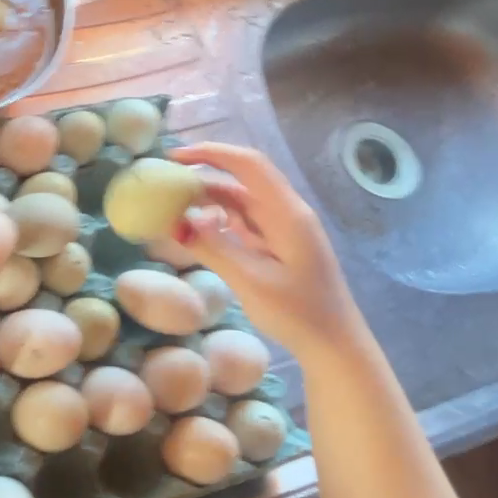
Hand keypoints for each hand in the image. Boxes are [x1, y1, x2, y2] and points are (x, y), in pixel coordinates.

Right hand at [169, 143, 365, 359]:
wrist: (334, 344)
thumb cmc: (298, 313)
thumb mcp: (250, 281)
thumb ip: (213, 248)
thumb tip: (174, 222)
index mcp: (287, 214)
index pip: (249, 165)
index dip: (212, 153)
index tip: (174, 156)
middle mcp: (285, 213)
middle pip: (241, 178)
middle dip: (204, 171)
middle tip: (164, 179)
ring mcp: (281, 229)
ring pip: (239, 200)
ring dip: (206, 197)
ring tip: (169, 203)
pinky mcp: (275, 245)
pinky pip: (241, 221)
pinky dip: (215, 219)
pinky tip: (193, 228)